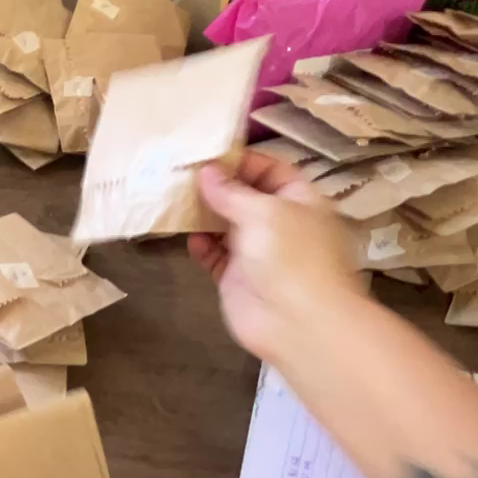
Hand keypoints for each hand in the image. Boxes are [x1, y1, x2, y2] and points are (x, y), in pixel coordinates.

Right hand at [187, 152, 366, 363]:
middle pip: (245, 197)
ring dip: (204, 215)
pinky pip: (214, 255)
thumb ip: (231, 192)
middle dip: (217, 187)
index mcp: (299, 201)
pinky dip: (201, 245)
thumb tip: (205, 171)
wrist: (296, 322)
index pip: (272, 171)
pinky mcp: (235, 277)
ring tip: (178, 202)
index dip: (243, 161)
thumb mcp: (264, 212)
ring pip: (226, 226)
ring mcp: (256, 252)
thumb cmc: (291, 257)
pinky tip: (189, 237)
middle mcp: (279, 223)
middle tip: (183, 175)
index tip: (208, 155)